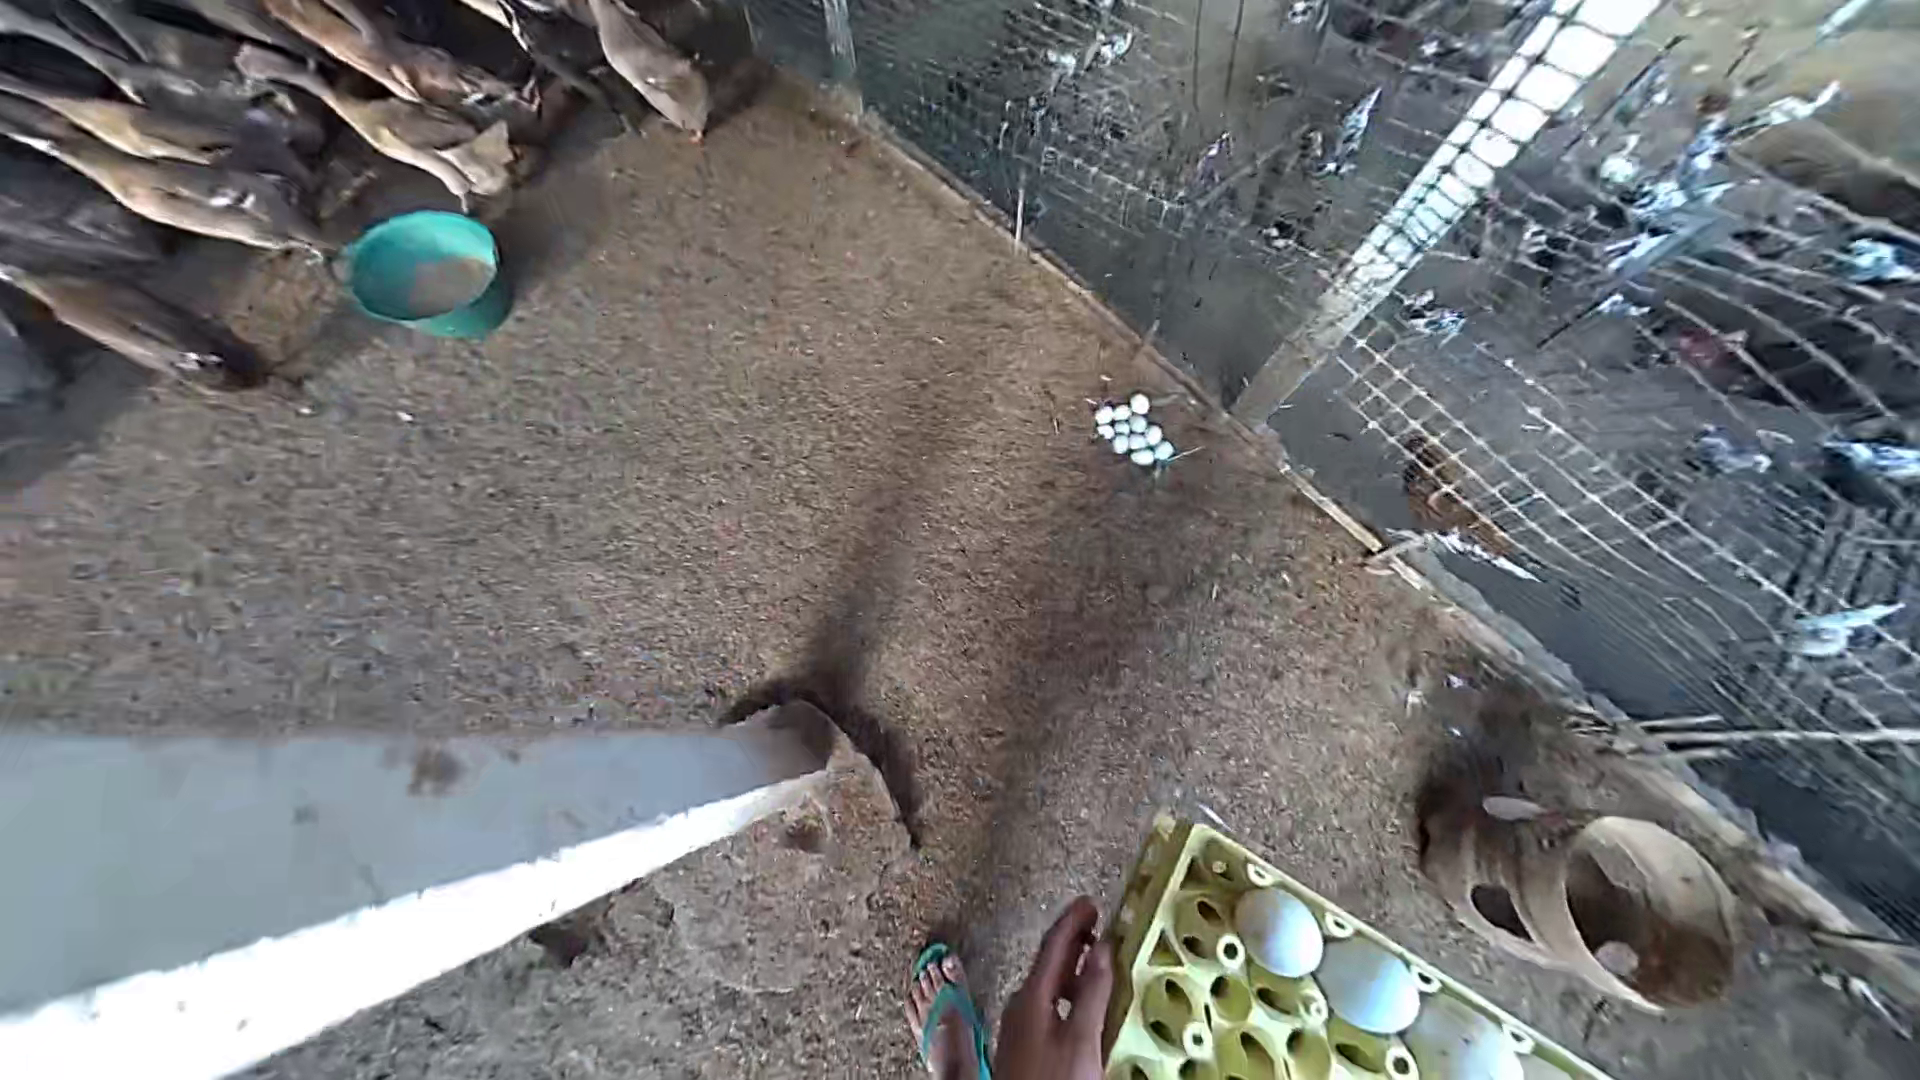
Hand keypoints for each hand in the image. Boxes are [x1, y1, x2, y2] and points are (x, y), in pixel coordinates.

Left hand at [993, 897, 1114, 1079]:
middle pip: (1048, 959)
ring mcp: (1021, 1025)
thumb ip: (1091, 992)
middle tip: (1098, 921)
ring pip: (1048, 982)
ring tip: (1096, 955)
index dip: (1073, 920)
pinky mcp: (1026, 1046)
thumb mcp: (1081, 1040)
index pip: (1053, 944)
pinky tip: (1083, 1002)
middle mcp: (1022, 1002)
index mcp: (1032, 994)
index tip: (1092, 902)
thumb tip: (1103, 946)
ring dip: (1071, 964)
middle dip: (1072, 937)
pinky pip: (1049, 1001)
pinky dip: (1067, 989)